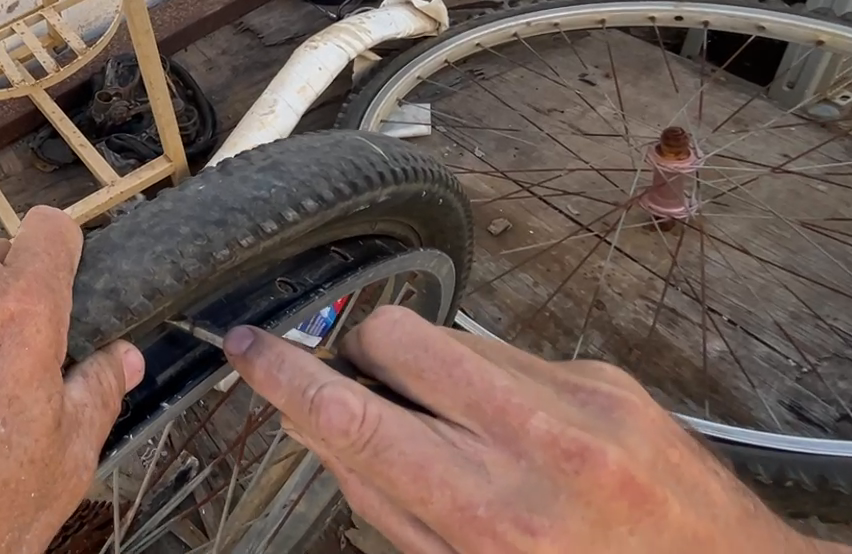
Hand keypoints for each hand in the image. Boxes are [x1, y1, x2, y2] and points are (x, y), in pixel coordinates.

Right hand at [222, 305, 843, 553]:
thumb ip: (383, 501)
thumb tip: (310, 423)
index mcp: (497, 518)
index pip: (352, 416)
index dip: (283, 374)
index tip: (244, 345)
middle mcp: (540, 445)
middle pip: (391, 335)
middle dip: (362, 352)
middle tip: (377, 393)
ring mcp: (581, 398)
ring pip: (441, 334)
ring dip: (425, 368)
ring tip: (462, 425)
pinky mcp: (607, 375)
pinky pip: (500, 348)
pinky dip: (483, 379)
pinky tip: (521, 430)